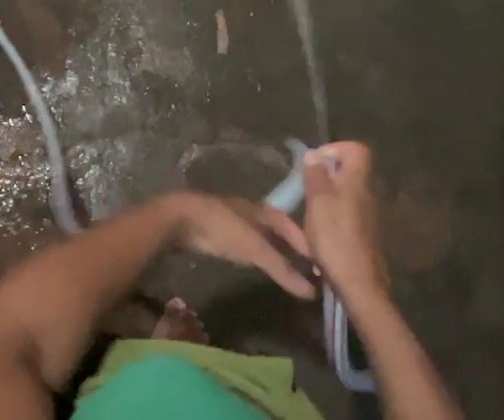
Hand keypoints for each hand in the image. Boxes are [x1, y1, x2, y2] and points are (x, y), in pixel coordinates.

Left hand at [166, 194, 315, 298]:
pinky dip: (258, 256)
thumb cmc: (222, 227)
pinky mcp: (219, 234)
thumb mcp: (255, 248)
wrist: (181, 219)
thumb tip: (312, 293)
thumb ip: (281, 269)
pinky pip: (246, 245)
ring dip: (275, 253)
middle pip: (277, 231)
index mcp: (264, 210)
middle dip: (292, 248)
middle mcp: (251, 213)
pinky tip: (259, 266)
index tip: (321, 261)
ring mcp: (234, 223)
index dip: (305, 241)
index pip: (291, 225)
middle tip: (309, 271)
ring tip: (290, 273)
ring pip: (261, 238)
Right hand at [302, 142, 386, 294]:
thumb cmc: (335, 236)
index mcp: (357, 182)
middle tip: (307, 186)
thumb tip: (314, 155)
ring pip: (347, 192)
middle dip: (327, 173)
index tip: (316, 162)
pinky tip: (318, 229)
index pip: (357, 150)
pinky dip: (333, 213)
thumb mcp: (318, 201)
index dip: (336, 148)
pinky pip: (348, 211)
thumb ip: (315, 175)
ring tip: (309, 208)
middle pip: (351, 171)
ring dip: (328, 194)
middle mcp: (367, 194)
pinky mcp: (365, 233)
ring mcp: (368, 215)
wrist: (359, 283)